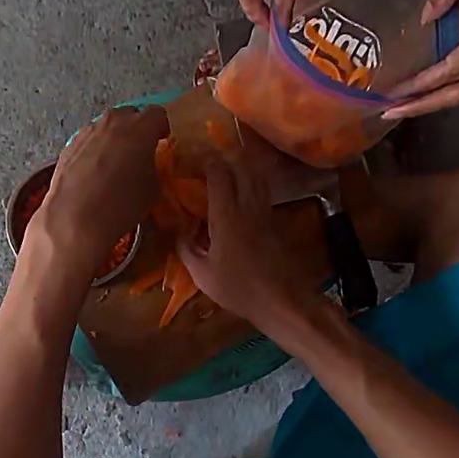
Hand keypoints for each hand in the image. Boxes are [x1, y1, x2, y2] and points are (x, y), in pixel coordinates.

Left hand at [37, 107, 168, 264]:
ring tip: (114, 164)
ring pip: (106, 126)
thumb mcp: (153, 189)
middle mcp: (113, 122)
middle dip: (136, 129)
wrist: (77, 217)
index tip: (161, 141)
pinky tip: (94, 173)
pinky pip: (89, 140)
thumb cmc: (123, 203)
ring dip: (114, 138)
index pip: (157, 114)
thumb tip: (145, 164)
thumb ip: (152, 167)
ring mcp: (88, 131)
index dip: (161, 127)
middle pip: (129, 114)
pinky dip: (95, 150)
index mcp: (140, 129)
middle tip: (138, 152)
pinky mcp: (69, 145)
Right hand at [177, 159, 325, 336]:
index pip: (218, 174)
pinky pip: (263, 192)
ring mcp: (265, 213)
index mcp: (226, 215)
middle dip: (226, 157)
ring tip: (228, 168)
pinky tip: (243, 193)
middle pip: (242, 167)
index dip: (206, 160)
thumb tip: (177, 231)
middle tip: (211, 159)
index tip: (193, 157)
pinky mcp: (275, 222)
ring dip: (242, 166)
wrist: (281, 300)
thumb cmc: (238, 289)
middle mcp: (248, 206)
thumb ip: (186, 249)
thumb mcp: (203, 274)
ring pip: (257, 177)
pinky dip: (253, 183)